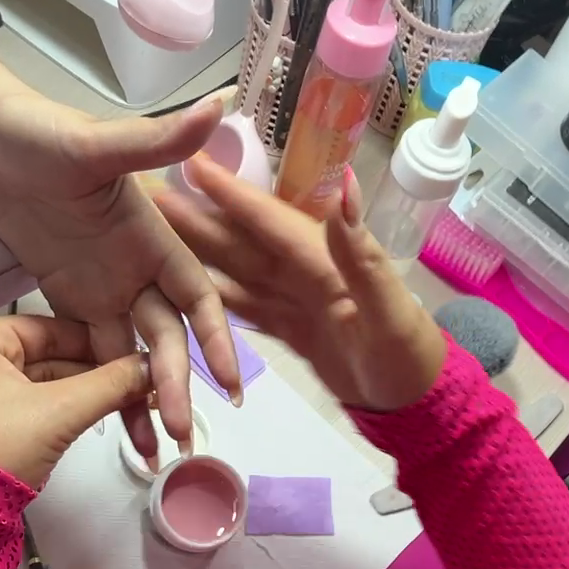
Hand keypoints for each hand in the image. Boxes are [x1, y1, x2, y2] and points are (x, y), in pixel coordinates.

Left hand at [0, 40, 240, 457]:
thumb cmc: (39, 136)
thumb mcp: (95, 145)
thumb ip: (154, 142)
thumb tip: (218, 108)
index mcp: (153, 240)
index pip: (197, 298)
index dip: (216, 339)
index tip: (229, 383)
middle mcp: (136, 272)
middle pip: (165, 340)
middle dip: (176, 386)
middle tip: (184, 436)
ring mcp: (104, 291)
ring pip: (130, 357)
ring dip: (143, 402)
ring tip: (157, 453)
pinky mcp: (71, 303)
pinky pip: (92, 355)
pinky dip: (103, 389)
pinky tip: (113, 426)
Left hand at [0, 315, 152, 488]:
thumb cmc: (0, 447)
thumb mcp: (60, 412)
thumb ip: (111, 385)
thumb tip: (154, 366)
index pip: (49, 327)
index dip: (95, 341)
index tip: (134, 353)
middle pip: (46, 356)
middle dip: (93, 373)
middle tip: (136, 382)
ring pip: (40, 384)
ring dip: (81, 394)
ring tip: (125, 401)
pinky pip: (29, 406)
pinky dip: (60, 411)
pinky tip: (93, 416)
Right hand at [155, 159, 446, 411]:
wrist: (416, 404)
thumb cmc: (408, 360)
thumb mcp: (390, 313)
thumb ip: (363, 259)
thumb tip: (344, 191)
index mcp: (328, 262)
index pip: (272, 223)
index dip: (233, 195)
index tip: (192, 164)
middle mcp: (308, 273)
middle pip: (245, 242)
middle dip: (201, 218)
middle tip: (153, 195)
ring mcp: (299, 302)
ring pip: (241, 271)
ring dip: (202, 253)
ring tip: (159, 235)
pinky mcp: (294, 330)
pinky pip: (250, 308)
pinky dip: (220, 296)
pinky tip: (190, 287)